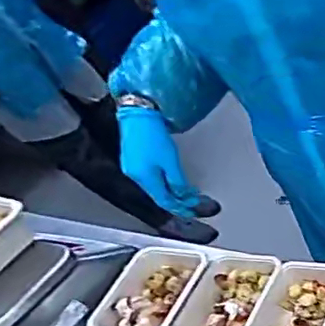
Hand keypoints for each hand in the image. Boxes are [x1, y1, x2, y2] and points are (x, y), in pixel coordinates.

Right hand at [117, 103, 205, 217]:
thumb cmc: (153, 135)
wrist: (138, 114)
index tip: (193, 211)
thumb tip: (184, 196)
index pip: (165, 201)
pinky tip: (171, 182)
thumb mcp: (171, 162)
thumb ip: (178, 182)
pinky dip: (163, 183)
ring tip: (185, 195)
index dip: (180, 208)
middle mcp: (135, 176)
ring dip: (171, 192)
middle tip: (192, 206)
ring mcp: (132, 168)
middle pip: (159, 196)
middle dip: (177, 202)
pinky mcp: (133, 159)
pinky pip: (150, 178)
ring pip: (155, 187)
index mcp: (144, 179)